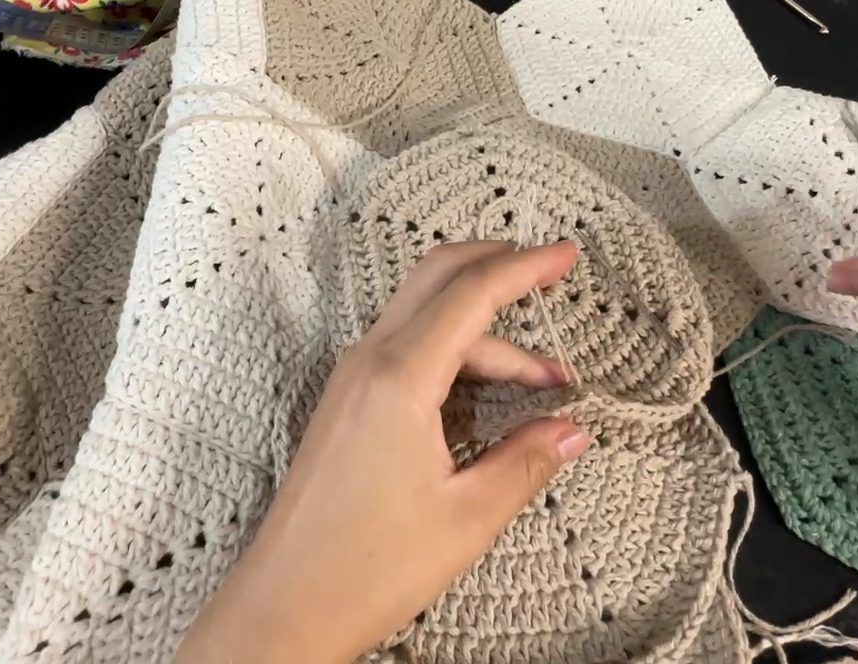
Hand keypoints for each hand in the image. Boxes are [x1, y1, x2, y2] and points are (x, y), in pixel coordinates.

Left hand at [177, 240, 590, 663]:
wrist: (284, 604)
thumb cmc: (366, 567)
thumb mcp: (465, 518)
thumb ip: (525, 461)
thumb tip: (573, 430)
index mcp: (400, 377)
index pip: (472, 293)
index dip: (526, 266)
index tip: (566, 253)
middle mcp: (372, 358)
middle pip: (439, 275)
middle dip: (497, 262)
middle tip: (549, 269)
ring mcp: (356, 372)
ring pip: (428, 313)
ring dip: (486, 329)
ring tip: (544, 381)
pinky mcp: (351, 393)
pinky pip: (410, 344)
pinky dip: (456, 350)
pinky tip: (490, 390)